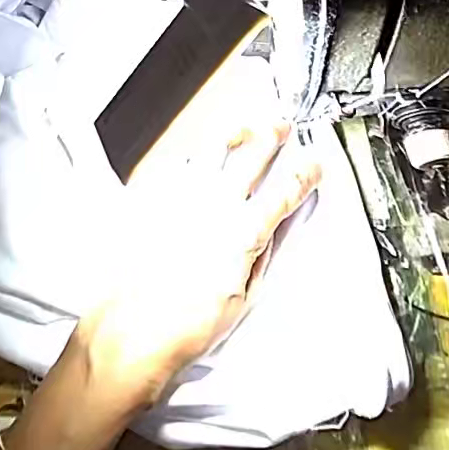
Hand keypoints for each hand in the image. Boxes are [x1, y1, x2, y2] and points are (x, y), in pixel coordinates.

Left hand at [68, 124, 319, 413]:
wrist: (136, 322)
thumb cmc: (188, 320)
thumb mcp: (244, 297)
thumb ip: (261, 256)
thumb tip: (272, 233)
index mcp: (243, 230)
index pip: (284, 194)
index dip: (303, 176)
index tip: (312, 165)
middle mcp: (215, 204)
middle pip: (250, 157)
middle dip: (271, 137)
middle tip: (281, 126)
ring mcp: (183, 196)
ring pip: (212, 149)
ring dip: (231, 135)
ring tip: (242, 127)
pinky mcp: (156, 197)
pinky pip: (178, 164)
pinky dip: (194, 156)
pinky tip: (198, 157)